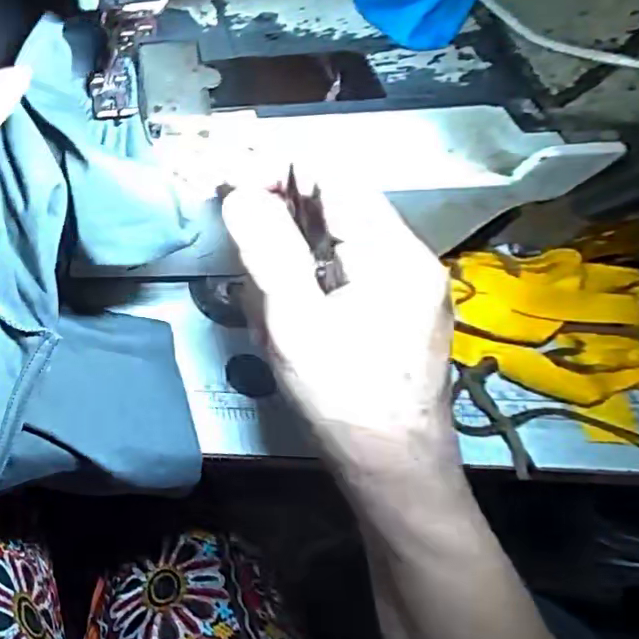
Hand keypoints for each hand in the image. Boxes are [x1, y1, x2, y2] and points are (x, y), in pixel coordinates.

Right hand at [220, 165, 458, 481]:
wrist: (393, 467)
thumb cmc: (342, 396)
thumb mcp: (292, 319)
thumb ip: (266, 248)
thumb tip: (239, 191)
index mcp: (390, 251)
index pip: (331, 177)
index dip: (277, 171)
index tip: (230, 185)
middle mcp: (407, 257)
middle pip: (337, 204)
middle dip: (280, 212)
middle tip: (237, 234)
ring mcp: (407, 284)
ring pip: (338, 238)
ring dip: (291, 246)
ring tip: (261, 288)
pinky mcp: (398, 309)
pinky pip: (347, 269)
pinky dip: (310, 272)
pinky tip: (287, 306)